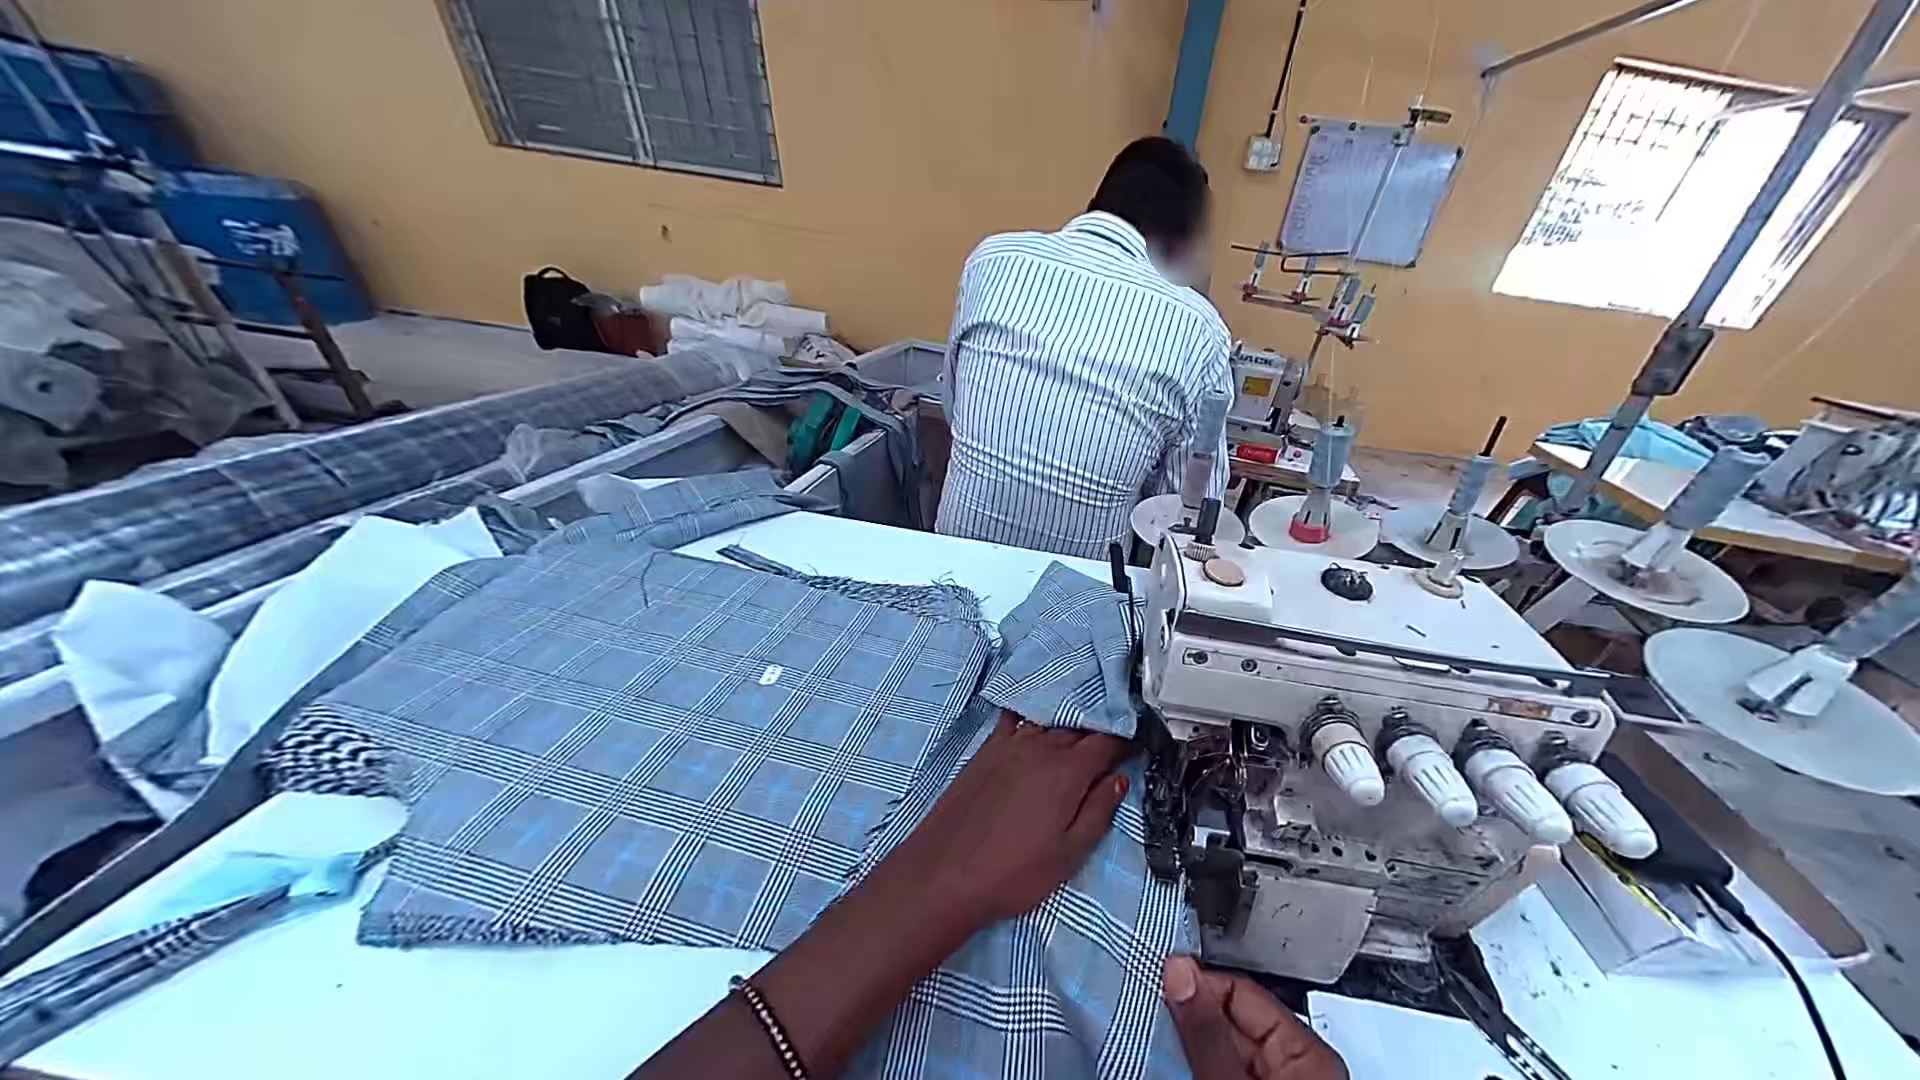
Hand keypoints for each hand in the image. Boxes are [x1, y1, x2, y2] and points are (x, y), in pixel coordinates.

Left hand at [873, 709, 1130, 928]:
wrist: (945, 872)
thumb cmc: (1013, 872)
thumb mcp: (1070, 853)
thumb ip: (1099, 811)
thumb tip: (1118, 780)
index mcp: (1067, 772)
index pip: (1107, 743)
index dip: (1126, 743)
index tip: (1137, 748)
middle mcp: (1039, 748)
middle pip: (1079, 728)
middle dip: (1099, 734)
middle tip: (1112, 747)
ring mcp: (1009, 745)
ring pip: (1049, 722)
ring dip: (1068, 724)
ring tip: (1081, 734)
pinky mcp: (986, 750)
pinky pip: (1013, 719)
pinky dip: (1029, 715)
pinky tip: (1034, 717)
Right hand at [1163, 955, 1347, 1079]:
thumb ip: (1208, 1034)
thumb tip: (1179, 971)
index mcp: (1310, 1057)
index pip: (1238, 987)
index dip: (1196, 987)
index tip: (1161, 990)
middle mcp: (1299, 1068)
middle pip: (1226, 1017)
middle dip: (1189, 1019)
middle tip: (1154, 1021)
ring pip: (1219, 1045)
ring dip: (1188, 1044)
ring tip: (1160, 1047)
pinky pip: (1219, 1065)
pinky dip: (1194, 1063)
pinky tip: (1173, 1063)